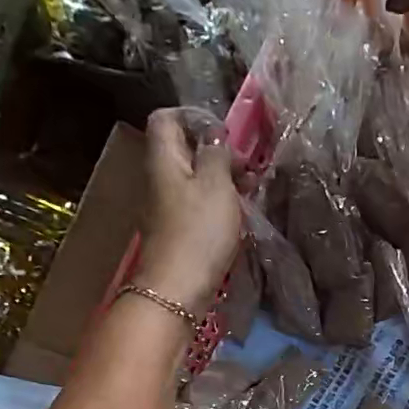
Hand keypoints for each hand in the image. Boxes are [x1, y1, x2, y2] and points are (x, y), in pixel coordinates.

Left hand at [137, 108, 241, 311]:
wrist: (177, 291)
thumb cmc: (198, 232)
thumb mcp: (216, 184)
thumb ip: (216, 153)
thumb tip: (213, 135)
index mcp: (163, 159)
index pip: (166, 118)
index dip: (194, 117)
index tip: (224, 133)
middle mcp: (159, 179)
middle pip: (184, 150)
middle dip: (216, 152)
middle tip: (246, 168)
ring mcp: (166, 207)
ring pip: (194, 179)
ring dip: (221, 180)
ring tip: (249, 191)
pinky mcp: (177, 231)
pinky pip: (196, 205)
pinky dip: (217, 203)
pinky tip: (237, 215)